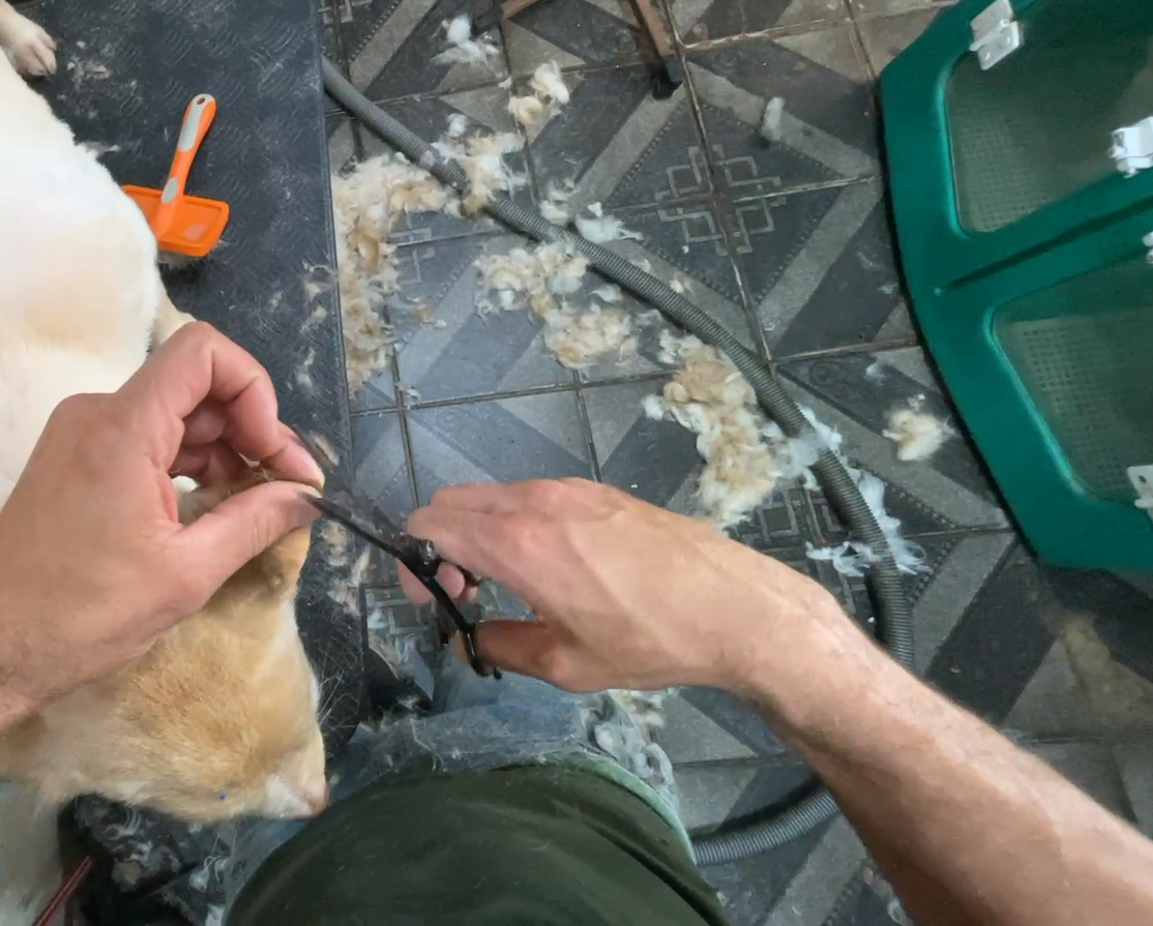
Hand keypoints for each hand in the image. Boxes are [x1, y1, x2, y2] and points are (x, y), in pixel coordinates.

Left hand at [0, 323, 321, 708]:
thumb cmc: (87, 616)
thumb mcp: (187, 572)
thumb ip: (256, 521)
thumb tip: (308, 496)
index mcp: (122, 429)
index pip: (202, 351)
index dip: (253, 388)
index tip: (270, 451)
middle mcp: (97, 411)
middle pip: (194, 384)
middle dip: (249, 429)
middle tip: (285, 486)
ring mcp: (80, 430)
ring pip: (174, 412)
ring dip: (221, 449)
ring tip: (252, 504)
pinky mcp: (74, 453)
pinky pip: (146, 435)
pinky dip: (186, 461)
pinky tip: (210, 503)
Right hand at [404, 479, 845, 695]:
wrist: (739, 609)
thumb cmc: (649, 641)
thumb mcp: (565, 664)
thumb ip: (497, 647)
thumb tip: (465, 640)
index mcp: (514, 543)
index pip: (428, 524)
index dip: (413, 562)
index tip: (434, 598)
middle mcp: (529, 502)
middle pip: (447, 502)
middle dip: (439, 544)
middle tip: (466, 589)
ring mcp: (563, 488)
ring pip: (486, 496)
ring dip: (475, 531)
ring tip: (511, 577)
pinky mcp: (591, 488)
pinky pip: (525, 495)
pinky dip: (512, 521)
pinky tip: (553, 561)